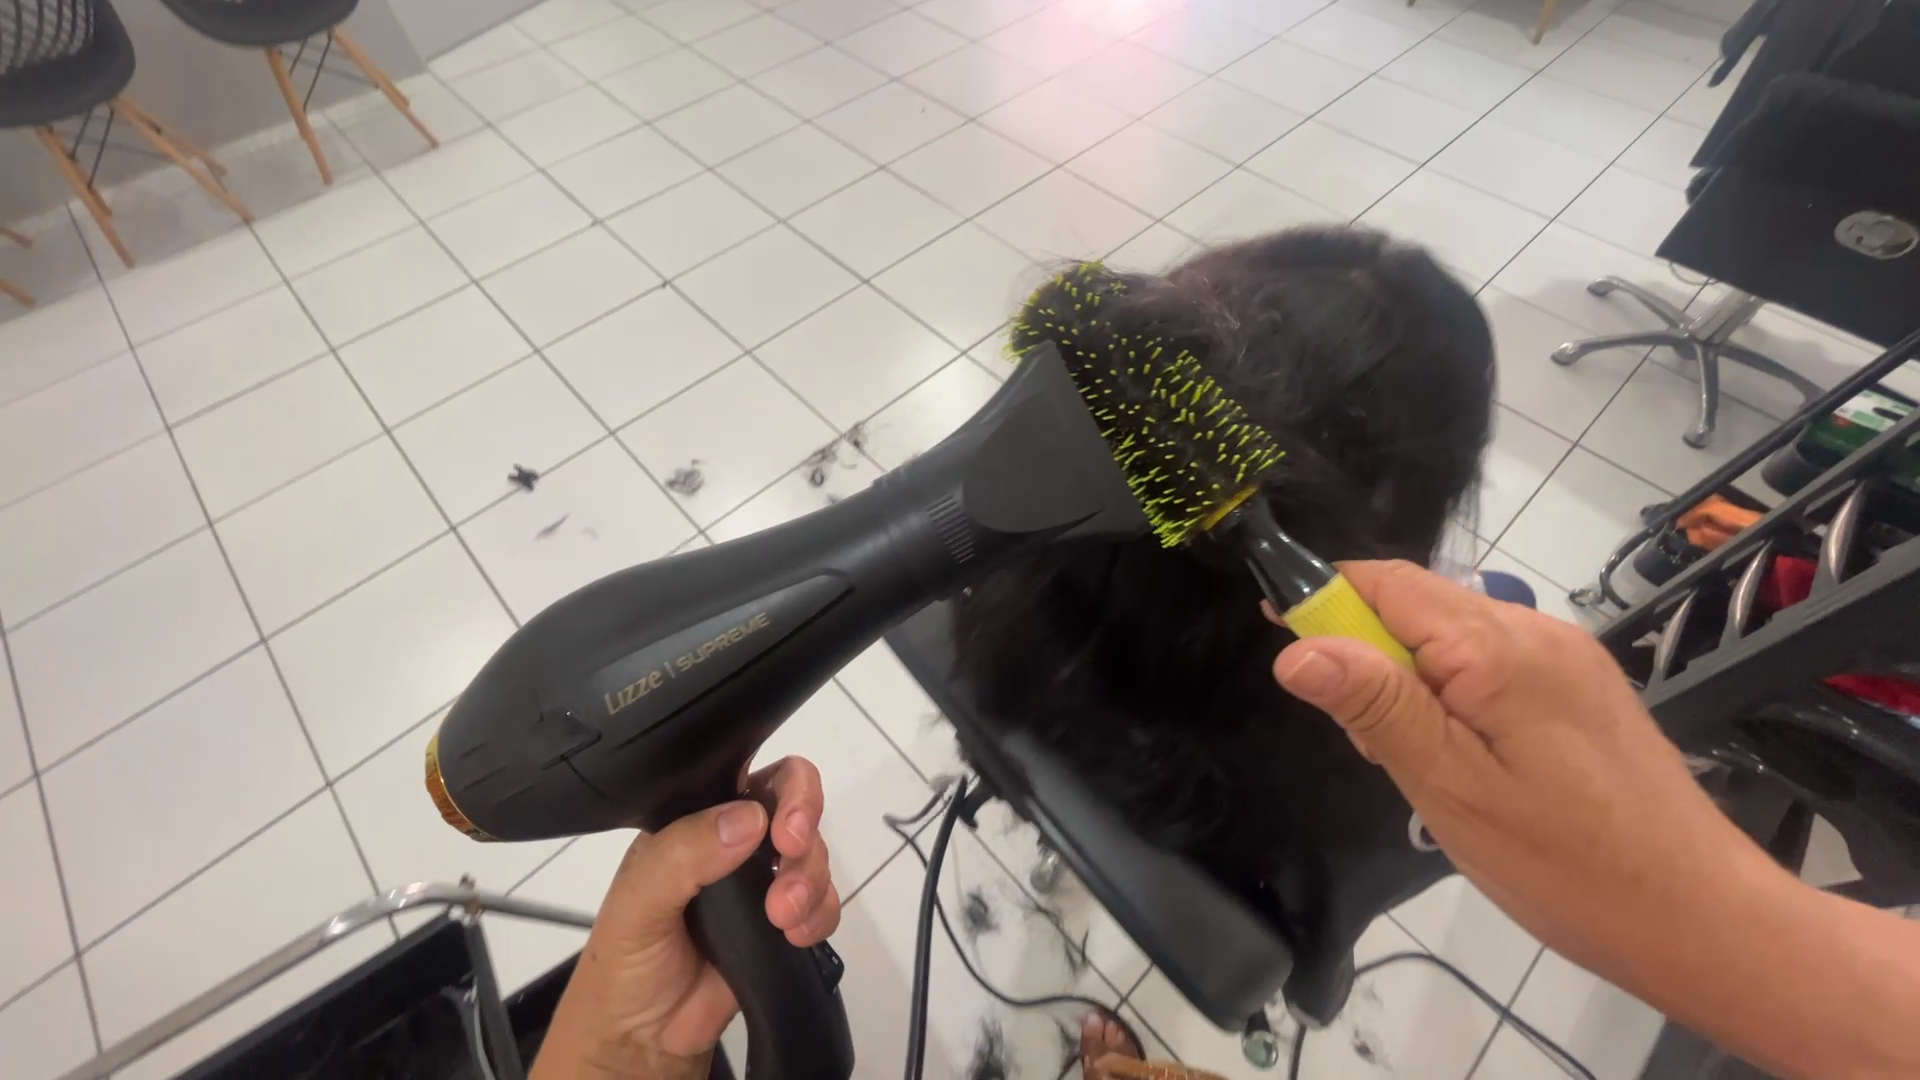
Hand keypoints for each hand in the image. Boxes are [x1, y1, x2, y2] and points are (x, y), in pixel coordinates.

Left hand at [532, 757, 839, 1079]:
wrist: (642, 1042)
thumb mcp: (636, 902)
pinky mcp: (787, 919)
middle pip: (796, 805)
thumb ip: (683, 854)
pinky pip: (824, 900)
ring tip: (783, 919)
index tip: (784, 825)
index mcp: (700, 817)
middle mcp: (739, 839)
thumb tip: (748, 820)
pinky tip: (797, 934)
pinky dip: (821, 912)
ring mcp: (765, 878)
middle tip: (791, 855)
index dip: (784, 785)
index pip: (752, 773)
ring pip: (814, 853)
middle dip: (804, 829)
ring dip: (810, 879)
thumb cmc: (626, 961)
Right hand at [1266, 561, 1780, 989]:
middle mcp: (1532, 629)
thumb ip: (1375, 706)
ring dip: (1398, 669)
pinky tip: (1449, 746)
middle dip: (1361, 643)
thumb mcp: (1450, 786)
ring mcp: (1560, 653)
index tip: (1275, 622)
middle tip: (1355, 726)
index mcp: (1499, 648)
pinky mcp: (1573, 682)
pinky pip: (1479, 655)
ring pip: (1442, 628)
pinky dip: (1438, 684)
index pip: (1386, 583)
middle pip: (1413, 599)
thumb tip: (1296, 650)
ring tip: (1406, 750)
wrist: (1708, 924)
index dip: (1322, 594)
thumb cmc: (1565, 863)